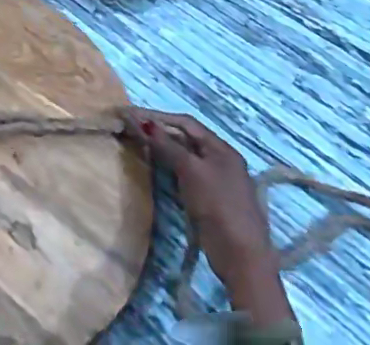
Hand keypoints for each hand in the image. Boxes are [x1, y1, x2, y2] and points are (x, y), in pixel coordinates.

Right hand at [122, 109, 293, 326]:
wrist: (241, 255)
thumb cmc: (218, 205)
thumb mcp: (190, 170)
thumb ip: (166, 144)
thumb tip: (141, 121)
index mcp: (222, 149)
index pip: (185, 122)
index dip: (157, 116)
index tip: (130, 114)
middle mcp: (220, 160)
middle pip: (185, 137)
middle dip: (157, 129)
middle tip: (129, 126)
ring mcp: (215, 179)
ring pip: (183, 154)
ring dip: (160, 145)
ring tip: (135, 140)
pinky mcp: (208, 196)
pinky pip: (183, 170)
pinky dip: (167, 162)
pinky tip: (153, 162)